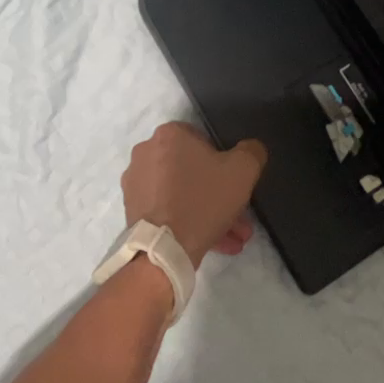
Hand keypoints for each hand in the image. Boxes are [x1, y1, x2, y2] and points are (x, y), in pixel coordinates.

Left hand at [122, 122, 267, 267]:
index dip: (222, 161)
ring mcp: (135, 181)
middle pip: (191, 170)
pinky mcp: (131, 207)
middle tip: (238, 218)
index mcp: (168, 134)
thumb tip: (251, 148)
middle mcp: (146, 151)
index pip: (202, 139)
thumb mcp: (242, 171)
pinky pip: (166, 209)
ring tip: (232, 239)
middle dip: (218, 195)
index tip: (234, 184)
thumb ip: (251, 152)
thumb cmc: (203, 200)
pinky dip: (187, 222)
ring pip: (180, 193)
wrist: (164, 248)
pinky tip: (212, 244)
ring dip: (208, 213)